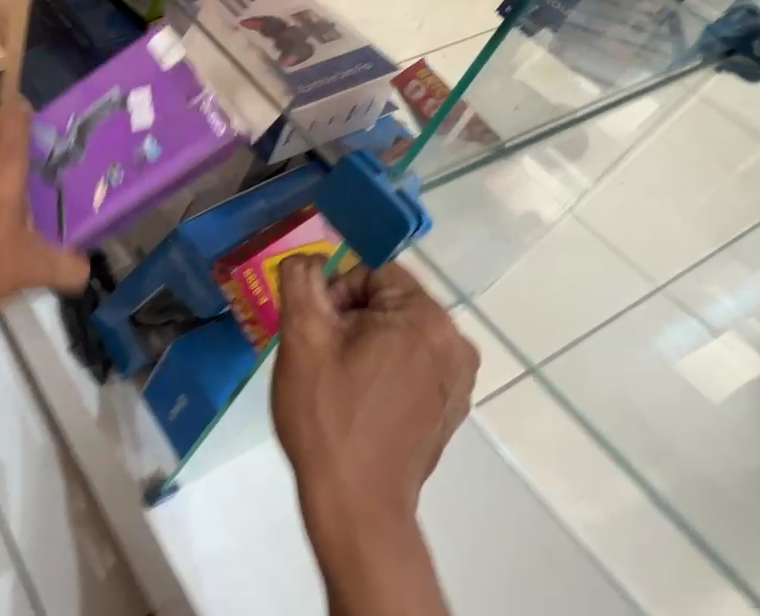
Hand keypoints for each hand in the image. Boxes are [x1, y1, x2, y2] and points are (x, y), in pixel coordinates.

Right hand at [272, 255, 477, 528]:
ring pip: (398, 332)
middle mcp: (456, 343)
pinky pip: (412, 363)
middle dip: (350, 317)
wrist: (356, 502)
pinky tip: (362, 400)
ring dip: (365, 343)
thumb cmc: (326, 414)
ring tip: (339, 379)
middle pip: (388, 300)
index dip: (334, 293)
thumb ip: (301, 279)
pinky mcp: (451, 406)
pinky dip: (385, 369)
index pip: (371, 272)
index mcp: (426, 319)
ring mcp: (459, 378)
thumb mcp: (301, 336)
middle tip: (322, 356)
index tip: (316, 331)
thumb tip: (307, 258)